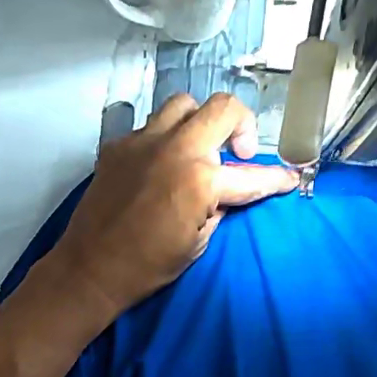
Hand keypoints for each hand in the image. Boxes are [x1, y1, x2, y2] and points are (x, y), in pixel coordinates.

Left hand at [45, 93, 296, 319]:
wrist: (89, 271)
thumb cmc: (145, 268)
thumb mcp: (195, 244)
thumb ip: (215, 209)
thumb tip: (221, 195)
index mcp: (200, 180)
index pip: (251, 175)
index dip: (274, 179)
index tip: (287, 179)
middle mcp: (174, 149)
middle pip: (222, 108)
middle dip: (240, 126)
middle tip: (237, 153)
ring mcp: (142, 143)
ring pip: (182, 106)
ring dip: (198, 122)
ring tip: (196, 149)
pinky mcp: (116, 148)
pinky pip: (147, 127)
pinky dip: (161, 139)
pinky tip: (157, 165)